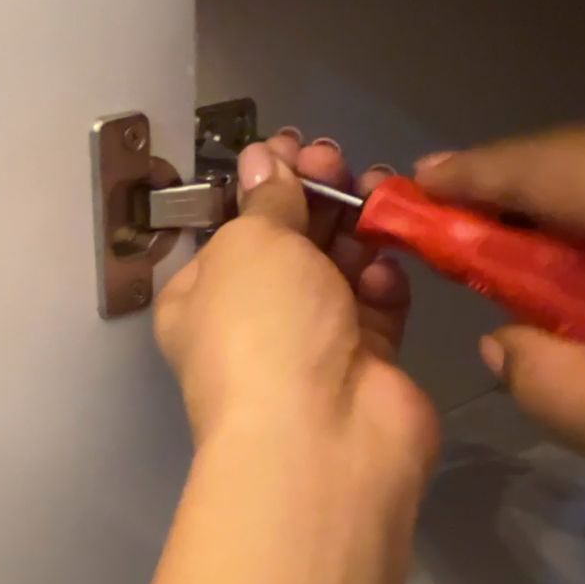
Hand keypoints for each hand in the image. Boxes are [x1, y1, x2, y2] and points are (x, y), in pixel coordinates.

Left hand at [155, 131, 438, 487]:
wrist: (319, 437)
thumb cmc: (262, 329)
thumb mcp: (248, 247)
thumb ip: (263, 201)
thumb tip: (260, 160)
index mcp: (199, 298)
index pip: (231, 230)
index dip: (262, 185)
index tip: (293, 146)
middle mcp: (248, 321)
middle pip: (287, 244)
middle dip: (314, 196)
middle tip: (340, 160)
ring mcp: (307, 343)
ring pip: (336, 269)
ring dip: (356, 228)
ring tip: (378, 193)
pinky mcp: (364, 362)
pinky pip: (375, 306)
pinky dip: (382, 283)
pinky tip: (384, 271)